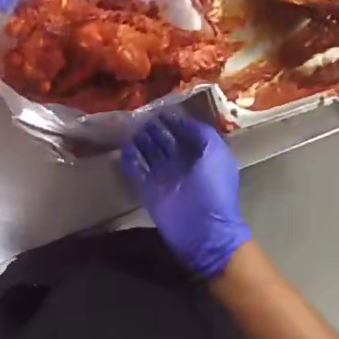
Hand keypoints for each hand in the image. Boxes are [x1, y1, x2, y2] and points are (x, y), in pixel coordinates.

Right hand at [120, 113, 250, 278]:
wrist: (204, 231)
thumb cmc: (214, 189)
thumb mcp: (214, 152)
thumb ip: (200, 132)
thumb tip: (180, 118)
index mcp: (200, 153)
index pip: (184, 131)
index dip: (173, 119)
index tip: (159, 107)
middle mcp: (182, 163)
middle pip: (164, 140)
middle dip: (154, 128)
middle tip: (139, 114)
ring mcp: (164, 177)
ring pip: (150, 153)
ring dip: (141, 141)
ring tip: (129, 127)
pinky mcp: (149, 191)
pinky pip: (137, 172)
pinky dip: (130, 160)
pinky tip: (123, 148)